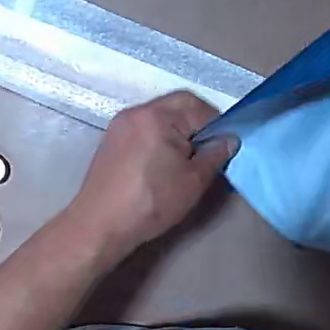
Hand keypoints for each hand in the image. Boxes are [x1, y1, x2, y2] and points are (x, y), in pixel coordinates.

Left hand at [58, 91, 237, 260]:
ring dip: (177, 130)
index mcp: (157, 116)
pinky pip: (142, 128)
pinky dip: (157, 137)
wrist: (100, 224)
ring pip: (159, 116)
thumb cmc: (150, 202)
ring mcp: (120, 125)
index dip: (218, 123)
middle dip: (197, 123)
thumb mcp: (193, 181)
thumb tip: (229, 140)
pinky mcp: (110, 139)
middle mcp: (136, 112)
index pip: (198, 106)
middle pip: (177, 105)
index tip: (224, 145)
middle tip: (207, 151)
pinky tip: (162, 162)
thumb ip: (215, 155)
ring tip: (185, 159)